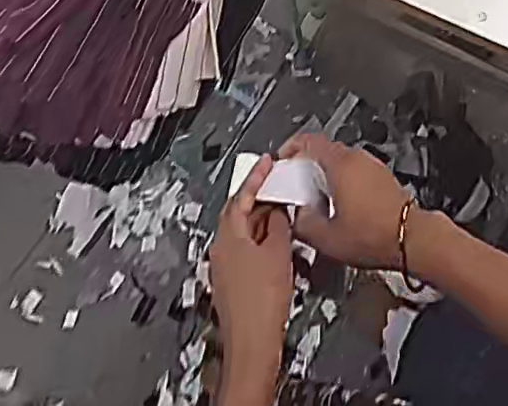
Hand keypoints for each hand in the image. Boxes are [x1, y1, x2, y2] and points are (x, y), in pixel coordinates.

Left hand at [209, 155, 291, 401]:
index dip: (256, 176)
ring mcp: (226, 266)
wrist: (253, 345)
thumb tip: (280, 213)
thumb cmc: (261, 302)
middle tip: (278, 185)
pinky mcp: (234, 282)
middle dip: (261, 198)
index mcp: (228, 236)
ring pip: (245, 231)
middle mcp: (221, 248)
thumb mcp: (278, 251)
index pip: (241, 196)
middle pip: (240, 212)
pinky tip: (279, 244)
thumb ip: (279, 224)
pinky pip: (248, 249)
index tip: (265, 162)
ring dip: (264, 220)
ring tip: (285, 213)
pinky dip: (263, 239)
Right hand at [279, 132, 410, 269]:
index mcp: (339, 164)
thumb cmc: (375, 234)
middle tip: (297, 186)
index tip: (282, 160)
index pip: (308, 140)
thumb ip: (302, 222)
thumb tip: (296, 216)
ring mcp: (371, 165)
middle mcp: (356, 158)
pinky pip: (355, 170)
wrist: (410, 238)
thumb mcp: (326, 237)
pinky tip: (341, 206)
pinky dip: (343, 181)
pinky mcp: (381, 176)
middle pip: (323, 150)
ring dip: (325, 175)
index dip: (291, 147)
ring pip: (340, 161)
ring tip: (318, 200)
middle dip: (306, 166)